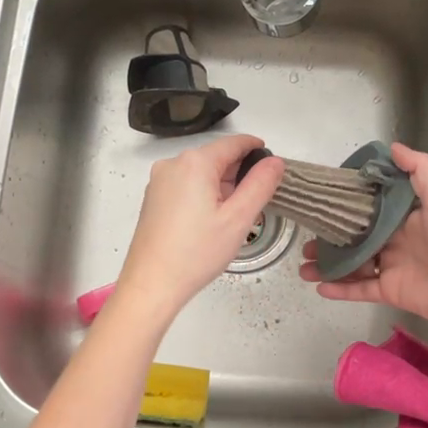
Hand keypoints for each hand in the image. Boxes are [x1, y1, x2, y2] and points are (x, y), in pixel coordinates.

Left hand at [116, 135, 284, 318]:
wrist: (151, 284)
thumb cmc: (195, 253)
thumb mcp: (239, 218)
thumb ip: (261, 184)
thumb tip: (275, 162)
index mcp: (194, 163)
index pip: (234, 143)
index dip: (256, 150)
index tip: (272, 165)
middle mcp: (173, 164)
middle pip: (217, 157)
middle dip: (239, 174)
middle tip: (256, 202)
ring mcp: (159, 182)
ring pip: (201, 173)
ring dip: (222, 187)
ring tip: (234, 218)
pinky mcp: (154, 199)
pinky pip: (186, 186)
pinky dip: (204, 195)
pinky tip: (211, 222)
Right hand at [298, 143, 427, 335]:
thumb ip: (419, 170)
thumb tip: (393, 146)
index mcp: (406, 216)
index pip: (370, 207)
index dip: (347, 204)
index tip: (322, 200)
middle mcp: (397, 240)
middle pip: (356, 237)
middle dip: (330, 238)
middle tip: (305, 237)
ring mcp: (392, 267)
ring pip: (353, 265)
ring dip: (329, 265)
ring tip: (303, 266)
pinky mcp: (391, 292)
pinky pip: (360, 290)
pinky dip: (340, 289)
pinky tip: (319, 286)